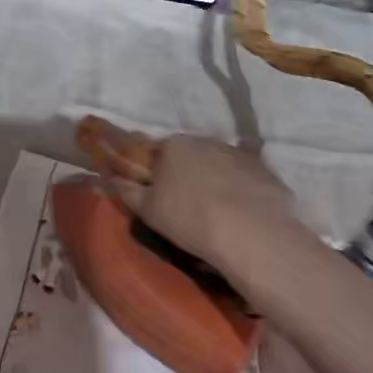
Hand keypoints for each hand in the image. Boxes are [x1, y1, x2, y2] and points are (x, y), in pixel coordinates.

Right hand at [103, 134, 315, 284]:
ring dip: (215, 179)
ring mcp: (238, 152)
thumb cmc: (189, 219)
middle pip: (190, 155)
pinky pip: (244, 175)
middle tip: (188, 205)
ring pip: (218, 163)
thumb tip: (108, 177)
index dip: (158, 173)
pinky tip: (242, 211)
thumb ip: (127, 190)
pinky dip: (240, 188)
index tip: (161, 194)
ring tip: (218, 211)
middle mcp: (205, 140)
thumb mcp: (148, 210)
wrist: (250, 233)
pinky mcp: (264, 168)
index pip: (159, 152)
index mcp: (174, 145)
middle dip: (187, 174)